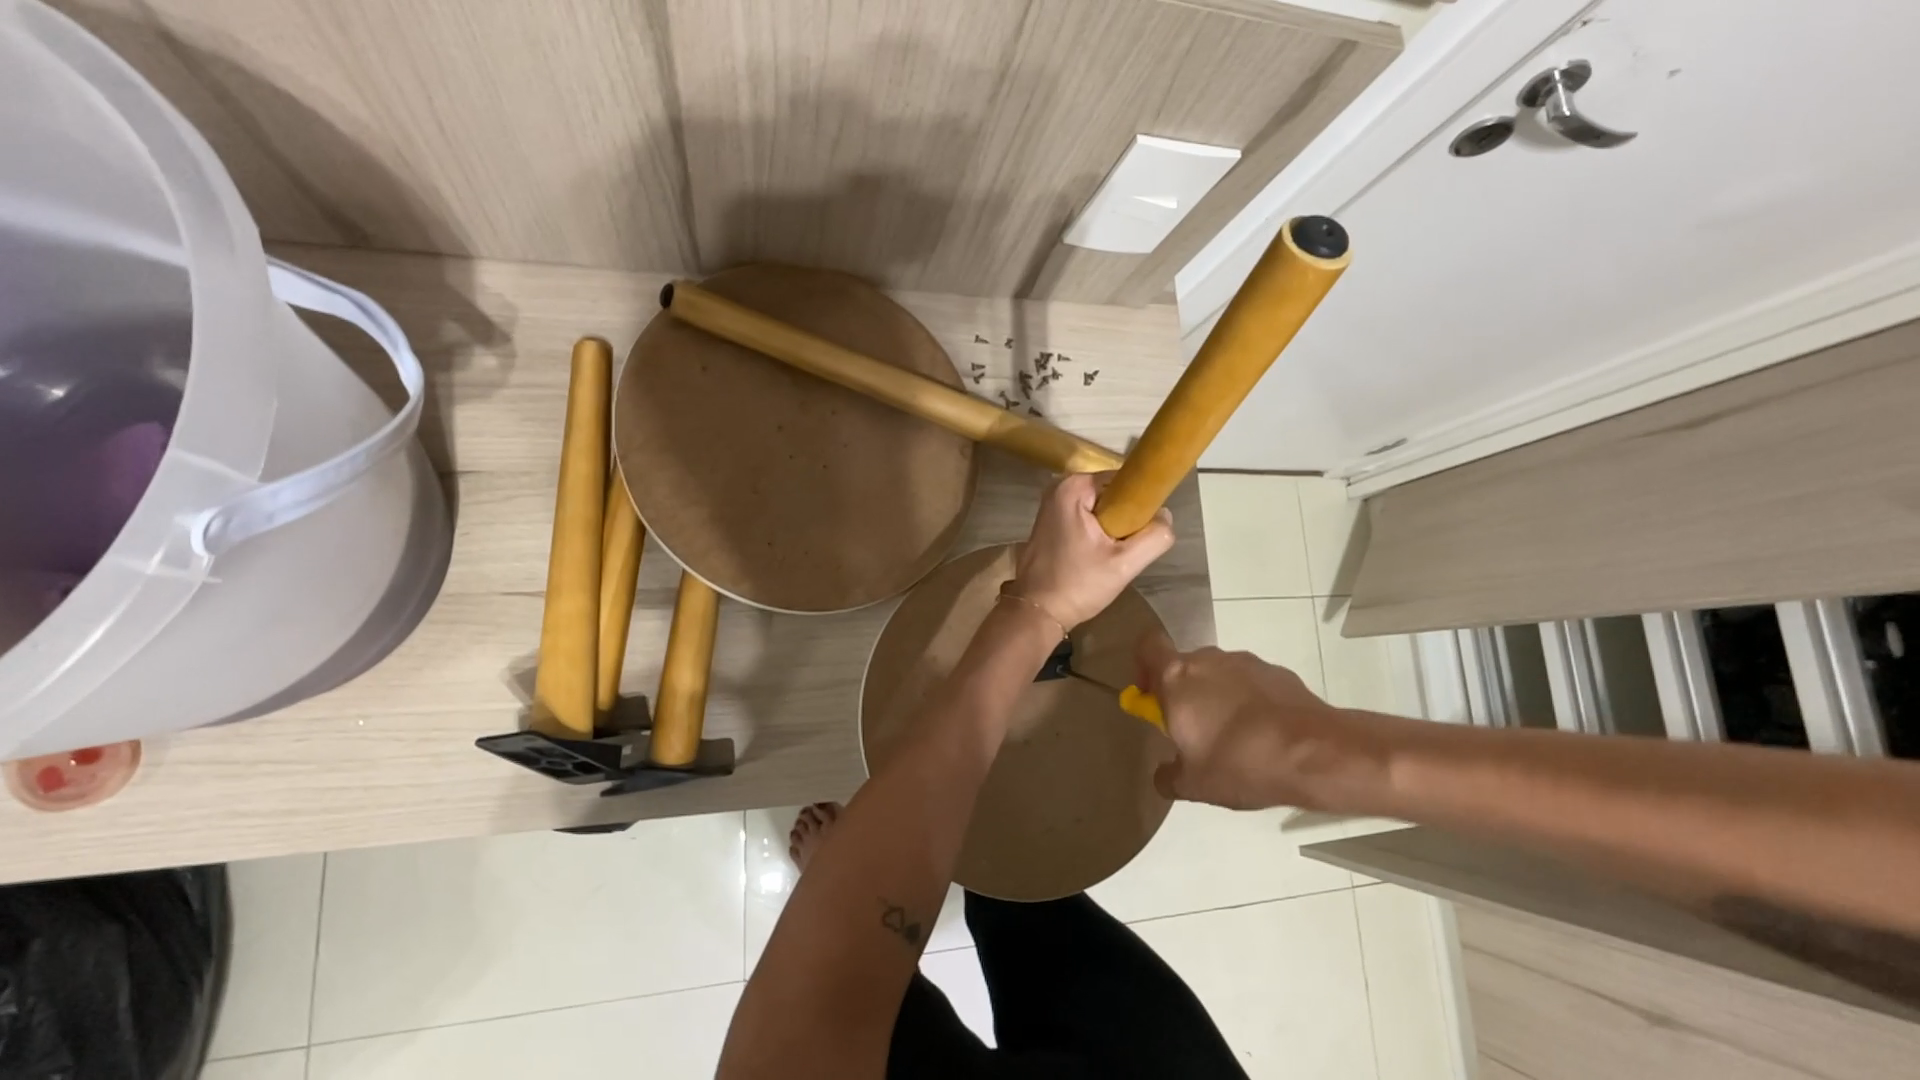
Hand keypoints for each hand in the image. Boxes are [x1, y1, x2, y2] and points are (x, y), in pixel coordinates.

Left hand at [1009, 472, 1173, 630]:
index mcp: (1074, 487)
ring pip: (1100, 510)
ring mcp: (1051, 506)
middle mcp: (1059, 488)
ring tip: (1110, 555)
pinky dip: (1095, 534)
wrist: (1038, 611)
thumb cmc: (1078, 585)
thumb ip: (1154, 537)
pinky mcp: (1049, 523)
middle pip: (1112, 495)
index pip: (1124, 482)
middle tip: (1124, 549)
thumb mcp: (1125, 564)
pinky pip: (1085, 519)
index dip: (1139, 505)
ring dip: (1111, 529)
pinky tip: (1095, 557)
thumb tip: (1165, 516)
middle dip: (1124, 519)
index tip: (1141, 532)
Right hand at [1135, 631, 1398, 812]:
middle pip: (1185, 666)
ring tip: (1235, 741)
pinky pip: (1252, 684)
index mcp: (1177, 678)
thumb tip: (1163, 774)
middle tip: (1194, 732)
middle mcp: (1209, 660)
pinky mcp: (1280, 673)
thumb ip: (1168, 776)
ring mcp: (1247, 663)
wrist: (1315, 754)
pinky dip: (1251, 704)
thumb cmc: (1239, 763)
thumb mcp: (1193, 785)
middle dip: (1184, 694)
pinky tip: (1264, 738)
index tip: (1151, 697)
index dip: (1143, 667)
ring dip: (1218, 699)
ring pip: (1219, 675)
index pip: (1147, 647)